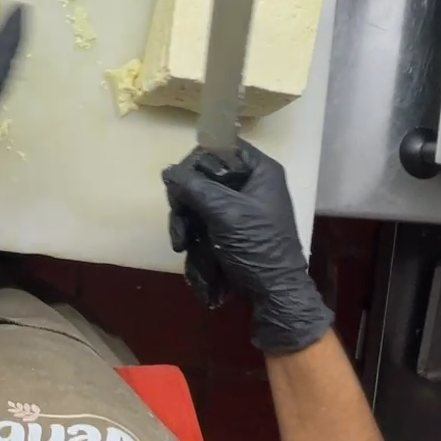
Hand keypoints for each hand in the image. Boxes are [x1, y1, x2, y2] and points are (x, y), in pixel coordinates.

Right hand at [163, 140, 333, 355]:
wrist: (272, 293)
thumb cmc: (257, 247)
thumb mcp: (224, 212)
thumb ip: (193, 187)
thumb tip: (167, 171)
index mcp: (259, 170)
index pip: (221, 146)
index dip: (198, 161)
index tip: (181, 181)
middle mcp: (249, 182)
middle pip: (203, 173)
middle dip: (186, 197)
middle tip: (178, 214)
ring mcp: (238, 205)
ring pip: (197, 196)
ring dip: (184, 217)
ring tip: (180, 241)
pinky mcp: (228, 225)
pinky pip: (200, 215)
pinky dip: (190, 229)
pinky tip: (184, 245)